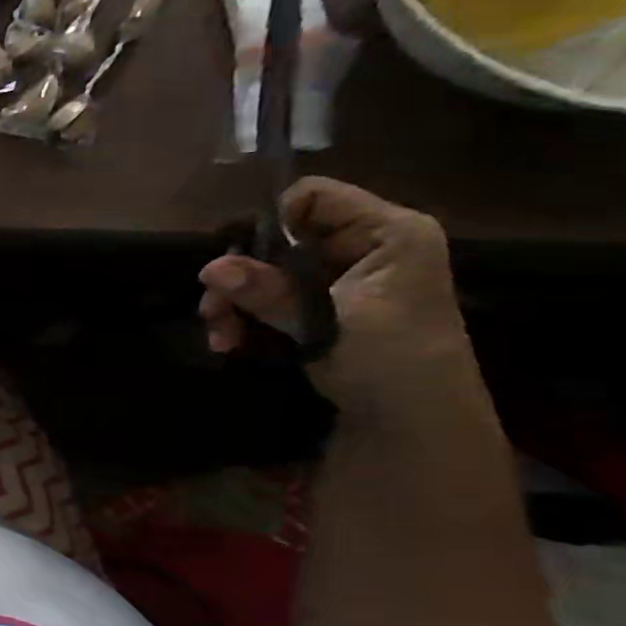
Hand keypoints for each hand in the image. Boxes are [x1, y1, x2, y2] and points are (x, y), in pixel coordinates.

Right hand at [197, 177, 474, 414]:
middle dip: (239, 275)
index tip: (239, 260)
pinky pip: (267, 299)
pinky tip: (230, 343)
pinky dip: (244, 319)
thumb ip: (271, 293)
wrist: (415, 428)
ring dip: (234, 304)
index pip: (314, 197)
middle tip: (212, 310)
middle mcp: (361, 248)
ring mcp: (338, 280)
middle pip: (278, 239)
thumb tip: (210, 267)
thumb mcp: (329, 325)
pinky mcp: (317, 309)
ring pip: (265, 272)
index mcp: (386, 234)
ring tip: (220, 337)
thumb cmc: (393, 366)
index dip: (270, 222)